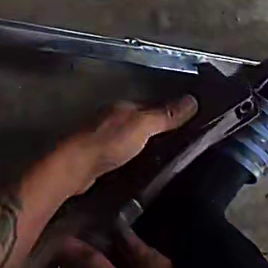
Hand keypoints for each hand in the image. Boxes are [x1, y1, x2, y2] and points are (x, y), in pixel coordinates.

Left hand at [47, 96, 198, 195]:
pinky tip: (143, 166)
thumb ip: (165, 115)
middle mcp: (113, 118)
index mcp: (124, 107)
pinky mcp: (99, 156)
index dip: (172, 112)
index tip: (191, 122)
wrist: (75, 167)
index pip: (154, 105)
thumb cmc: (108, 142)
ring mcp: (104, 137)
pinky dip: (135, 156)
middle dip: (160, 129)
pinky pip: (124, 152)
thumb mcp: (142, 126)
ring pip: (133, 137)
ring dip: (147, 144)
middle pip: (143, 120)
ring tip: (168, 156)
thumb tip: (192, 100)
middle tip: (184, 143)